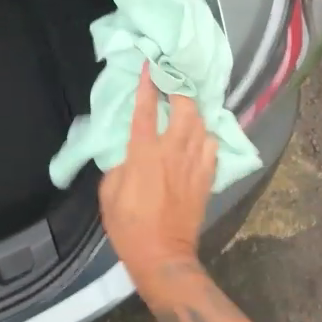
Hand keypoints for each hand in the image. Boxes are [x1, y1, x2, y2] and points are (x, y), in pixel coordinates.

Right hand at [99, 63, 218, 280]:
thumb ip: (118, 167)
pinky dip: (207, 136)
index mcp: (143, 154)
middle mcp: (172, 152)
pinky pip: (212, 147)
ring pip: (202, 125)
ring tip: (187, 104)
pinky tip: (201, 135)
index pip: (146, 111)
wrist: (162, 255)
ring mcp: (194, 164)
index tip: (150, 67)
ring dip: (194, 110)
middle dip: (180, 90)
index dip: (147, 86)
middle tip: (174, 81)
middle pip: (184, 109)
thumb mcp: (109, 194)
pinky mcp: (206, 178)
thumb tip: (128, 155)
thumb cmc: (128, 226)